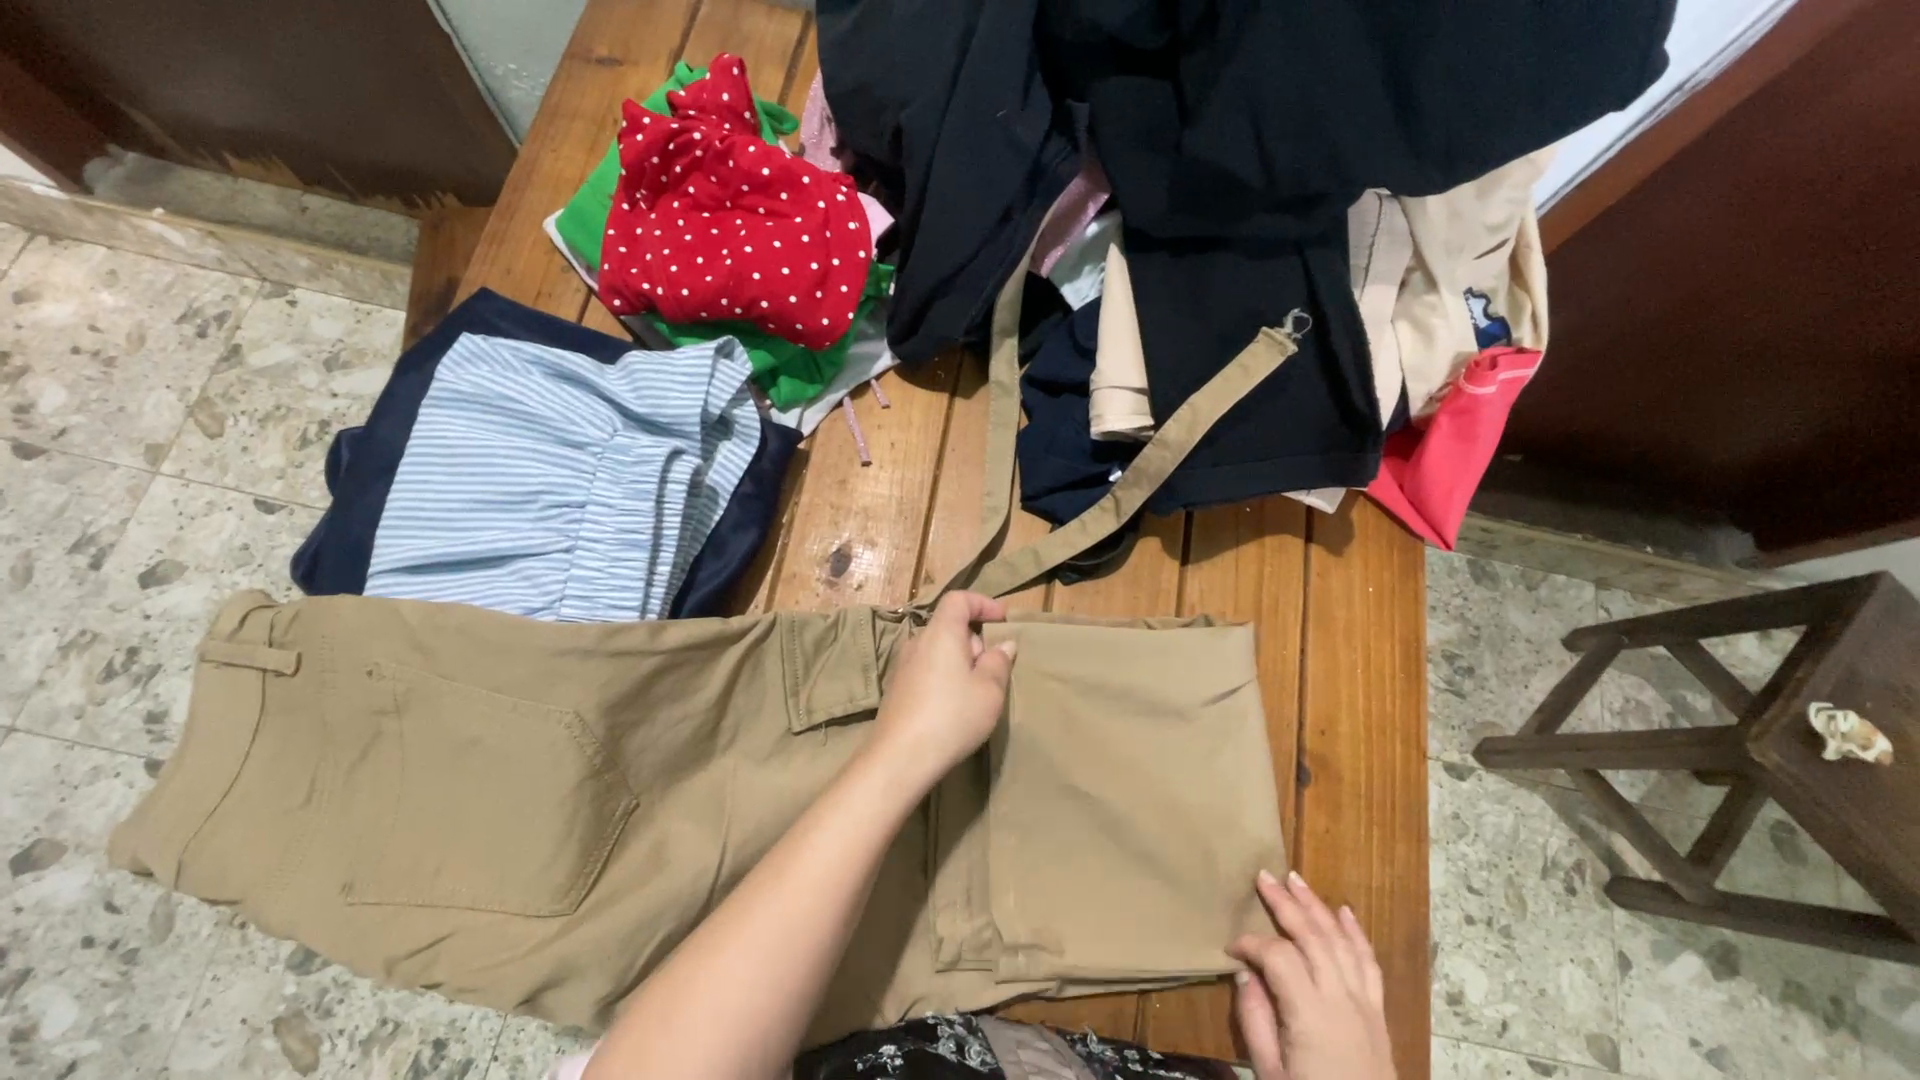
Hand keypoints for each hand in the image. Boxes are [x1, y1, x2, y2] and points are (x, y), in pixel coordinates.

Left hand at [870, 591, 1017, 786]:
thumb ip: (999, 662)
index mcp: (941, 632)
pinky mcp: (897, 690)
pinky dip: (945, 678)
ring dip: (961, 664)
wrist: (899, 757)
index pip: (958, 599)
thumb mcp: (989, 691)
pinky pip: (928, 670)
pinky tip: (953, 709)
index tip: (1002, 620)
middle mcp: (918, 642)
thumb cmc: (952, 716)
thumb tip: (1004, 644)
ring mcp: (903, 666)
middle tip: (993, 672)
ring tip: (976, 695)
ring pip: (939, 651)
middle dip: (976, 642)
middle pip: (950, 627)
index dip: (982, 603)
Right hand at [1228, 870, 1395, 1079]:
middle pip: (1312, 937)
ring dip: (1318, 907)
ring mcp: (1365, 1004)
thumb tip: (1245, 974)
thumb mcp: (1270, 1072)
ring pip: (1341, 941)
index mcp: (1310, 1014)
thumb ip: (1255, 1019)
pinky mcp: (1378, 1014)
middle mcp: (1341, 999)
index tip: (1230, 948)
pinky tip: (1345, 912)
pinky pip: (1369, 963)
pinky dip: (1356, 934)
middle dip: (1285, 903)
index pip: (1278, 957)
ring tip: (1296, 880)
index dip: (1251, 944)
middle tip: (1263, 876)